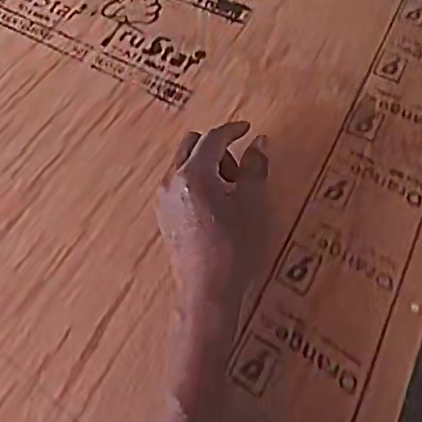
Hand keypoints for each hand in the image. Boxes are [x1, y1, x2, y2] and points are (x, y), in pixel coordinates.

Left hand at [156, 121, 267, 326]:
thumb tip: (258, 143)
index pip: (212, 138)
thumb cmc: (234, 247)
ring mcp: (164, 198)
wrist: (207, 292)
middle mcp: (172, 180)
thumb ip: (255, 167)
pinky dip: (197, 182)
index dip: (232, 130)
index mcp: (193, 174)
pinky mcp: (163, 215)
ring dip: (207, 166)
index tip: (246, 129)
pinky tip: (216, 207)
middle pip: (192, 145)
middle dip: (217, 148)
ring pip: (184, 164)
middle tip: (240, 171)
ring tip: (231, 194)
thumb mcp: (253, 204)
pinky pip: (179, 184)